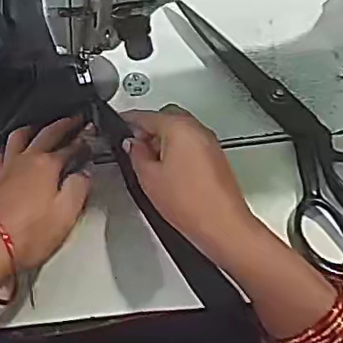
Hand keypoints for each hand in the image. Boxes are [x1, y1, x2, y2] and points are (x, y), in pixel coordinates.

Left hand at [0, 117, 91, 269]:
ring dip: (33, 129)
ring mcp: (8, 168)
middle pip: (46, 134)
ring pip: (19, 137)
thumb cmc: (28, 233)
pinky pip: (1, 154)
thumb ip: (79, 188)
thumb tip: (84, 175)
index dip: (83, 142)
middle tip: (73, 120)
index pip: (70, 147)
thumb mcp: (67, 213)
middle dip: (62, 125)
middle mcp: (25, 161)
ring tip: (40, 127)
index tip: (90, 137)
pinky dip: (9, 148)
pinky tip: (10, 151)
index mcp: (46, 165)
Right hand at [122, 106, 264, 260]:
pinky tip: (168, 172)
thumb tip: (132, 144)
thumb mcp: (148, 177)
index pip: (146, 115)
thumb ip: (135, 153)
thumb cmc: (193, 204)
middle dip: (148, 128)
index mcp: (179, 128)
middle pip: (166, 117)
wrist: (222, 227)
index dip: (127, 121)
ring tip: (149, 163)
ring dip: (163, 139)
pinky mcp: (216, 158)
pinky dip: (178, 150)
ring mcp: (210, 144)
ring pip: (180, 130)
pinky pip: (191, 144)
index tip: (119, 126)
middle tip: (133, 144)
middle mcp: (198, 130)